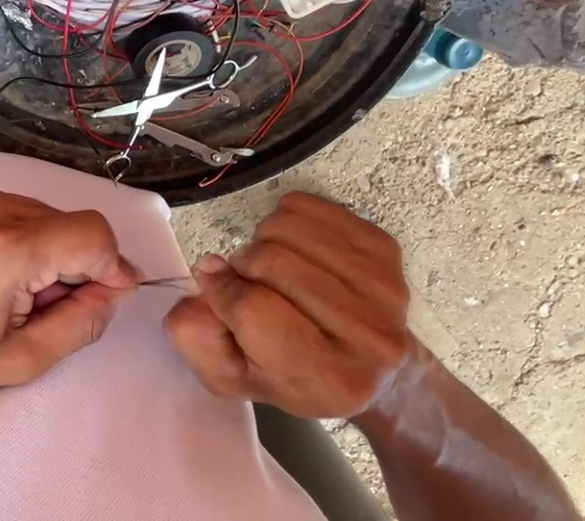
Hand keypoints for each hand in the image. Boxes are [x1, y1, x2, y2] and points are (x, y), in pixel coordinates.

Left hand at [0, 184, 141, 391]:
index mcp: (11, 247)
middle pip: (74, 225)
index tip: (104, 299)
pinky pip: (23, 213)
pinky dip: (29, 242)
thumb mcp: (17, 359)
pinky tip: (3, 277)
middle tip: (49, 310)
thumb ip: (77, 325)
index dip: (112, 267)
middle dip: (79, 268)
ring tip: (19, 297)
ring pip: (51, 218)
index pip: (95, 235)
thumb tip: (111, 296)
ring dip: (53, 255)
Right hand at [166, 191, 413, 418]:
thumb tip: (207, 272)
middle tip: (249, 283)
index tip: (215, 291)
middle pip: (269, 261)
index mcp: (330, 379)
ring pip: (286, 227)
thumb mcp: (233, 376)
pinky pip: (308, 206)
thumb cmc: (297, 375)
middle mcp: (368, 335)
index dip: (220, 293)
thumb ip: (199, 337)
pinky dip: (285, 218)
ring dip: (263, 241)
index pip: (252, 310)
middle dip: (243, 266)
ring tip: (273, 268)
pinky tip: (294, 248)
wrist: (379, 373)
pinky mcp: (384, 250)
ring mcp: (384, 288)